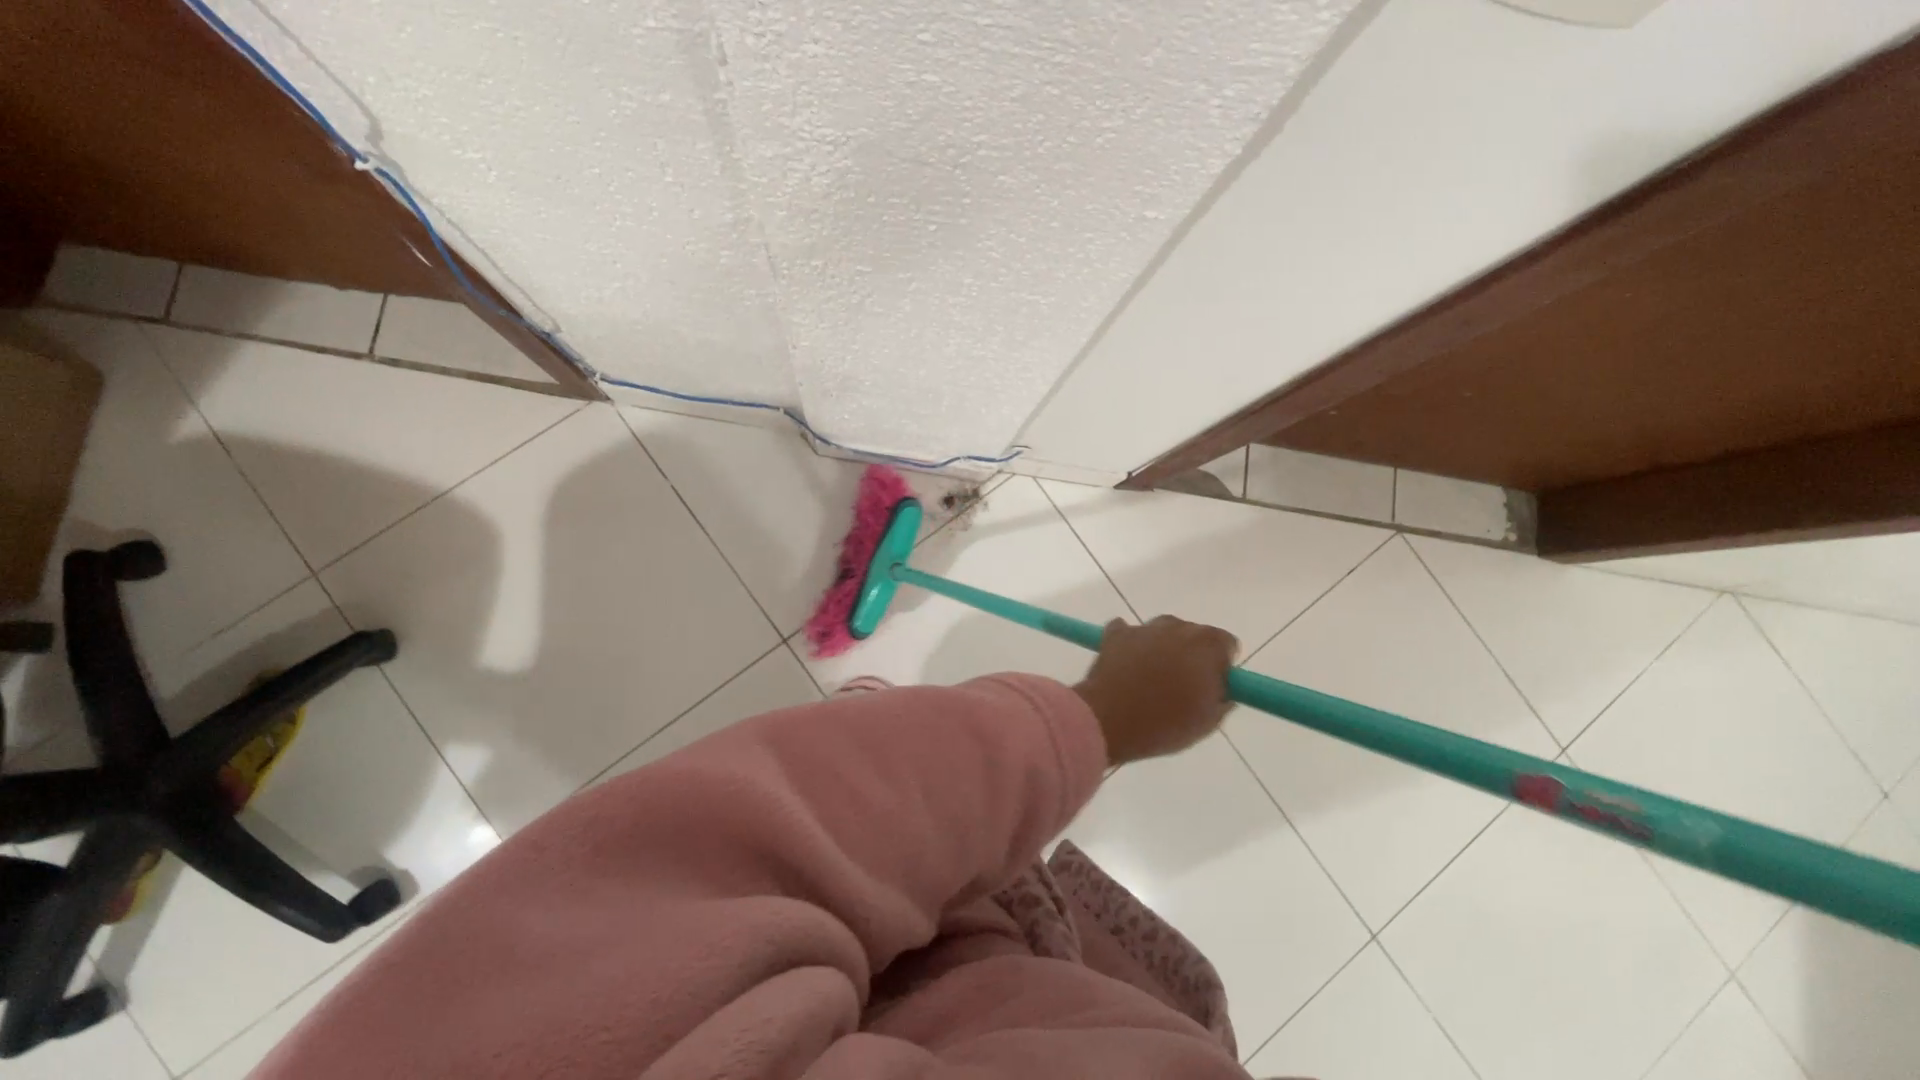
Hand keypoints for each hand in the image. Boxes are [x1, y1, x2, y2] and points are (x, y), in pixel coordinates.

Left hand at [1073, 615, 1238, 766]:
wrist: (1107, 720)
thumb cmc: (1164, 723)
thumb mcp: (1208, 721)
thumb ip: (1222, 698)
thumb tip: (1220, 688)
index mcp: (1207, 644)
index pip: (1226, 645)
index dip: (1220, 666)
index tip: (1209, 687)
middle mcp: (1178, 626)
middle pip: (1194, 635)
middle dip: (1191, 655)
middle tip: (1179, 687)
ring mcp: (1144, 627)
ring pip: (1162, 633)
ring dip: (1162, 649)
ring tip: (1149, 680)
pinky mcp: (1115, 633)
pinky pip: (1129, 634)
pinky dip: (1131, 646)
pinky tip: (1127, 667)